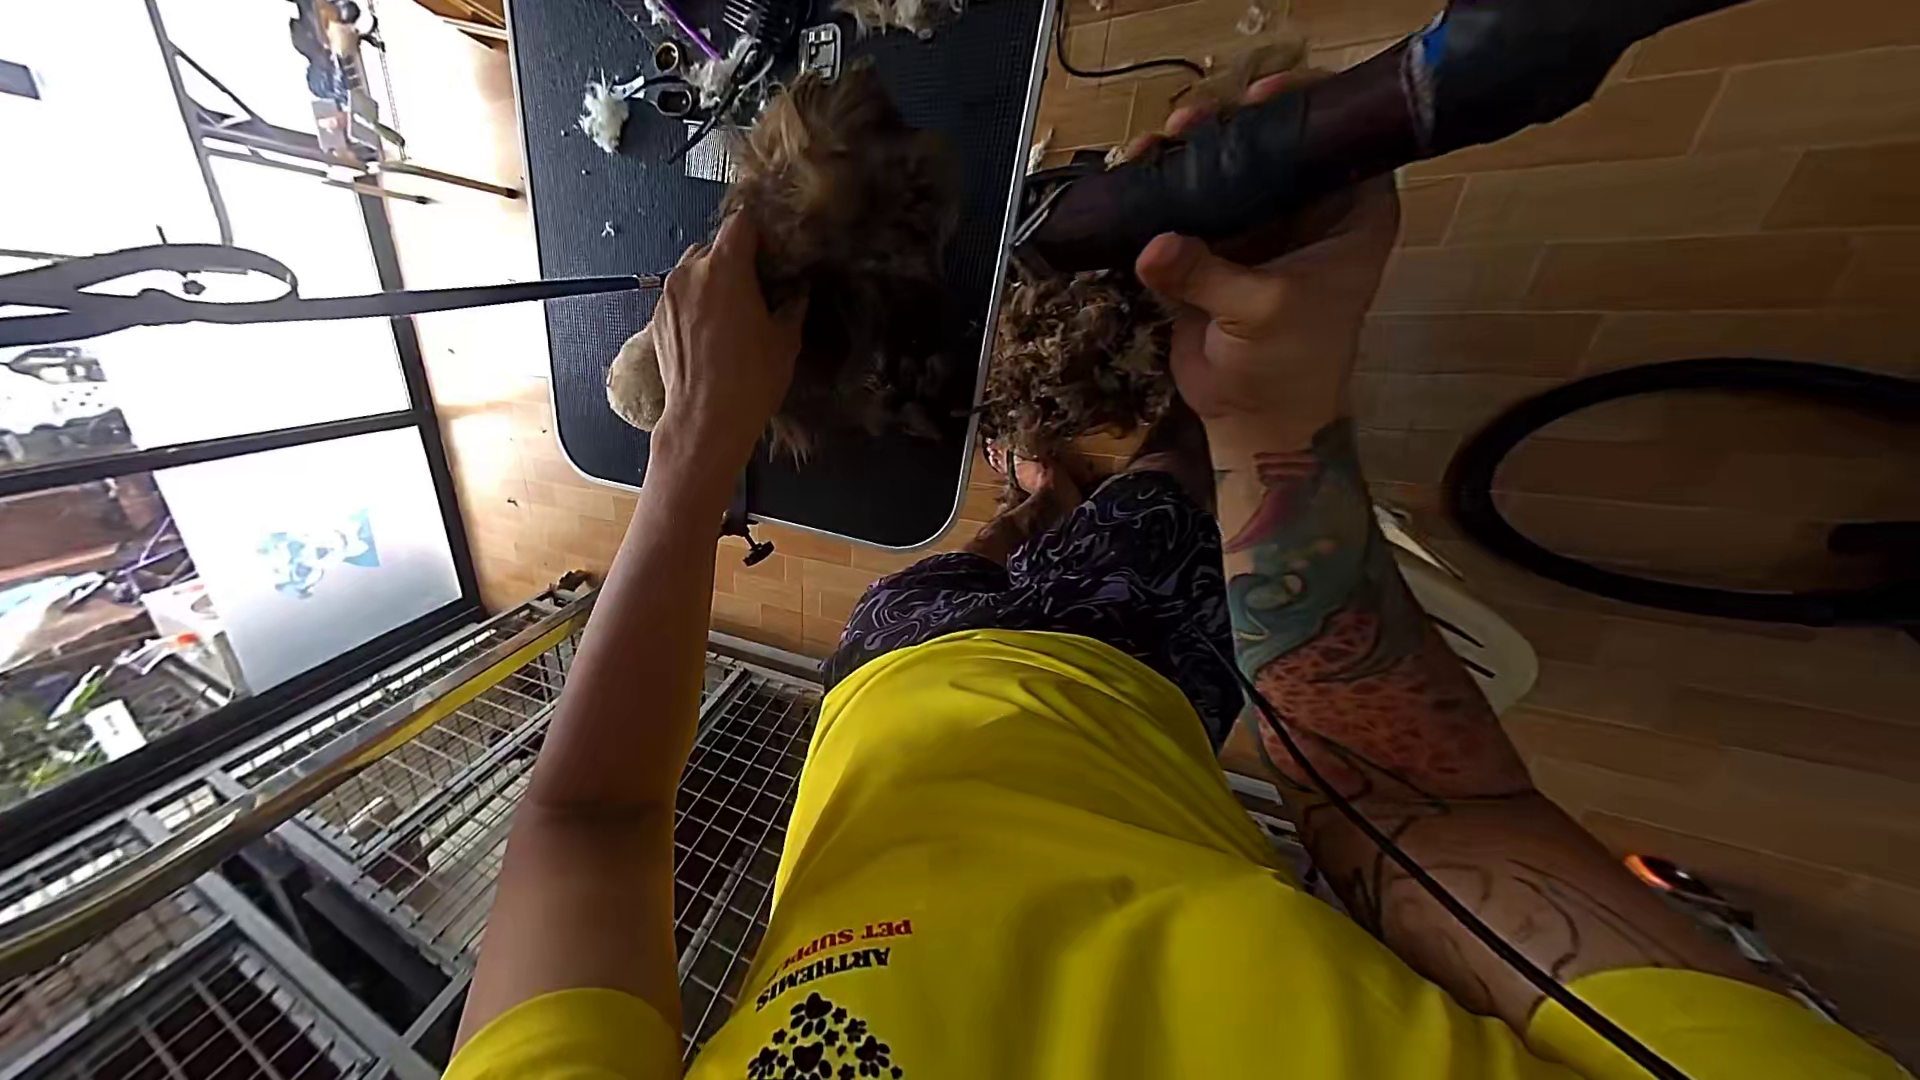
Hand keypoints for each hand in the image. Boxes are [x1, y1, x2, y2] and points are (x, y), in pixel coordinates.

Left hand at [650, 213, 807, 473]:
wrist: (707, 418)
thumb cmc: (752, 378)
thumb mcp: (785, 343)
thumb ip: (792, 309)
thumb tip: (797, 295)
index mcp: (726, 268)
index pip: (742, 225)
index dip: (761, 237)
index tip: (774, 259)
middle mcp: (691, 272)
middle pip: (715, 247)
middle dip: (737, 262)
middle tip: (758, 291)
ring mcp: (670, 294)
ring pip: (695, 271)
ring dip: (715, 282)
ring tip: (735, 315)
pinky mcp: (658, 318)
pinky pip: (682, 296)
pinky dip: (698, 304)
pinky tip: (715, 335)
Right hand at [1130, 73, 1398, 444]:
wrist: (1254, 419)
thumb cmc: (1286, 364)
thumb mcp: (1260, 311)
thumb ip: (1207, 274)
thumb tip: (1148, 247)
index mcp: (1345, 215)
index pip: (1330, 140)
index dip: (1299, 107)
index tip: (1256, 98)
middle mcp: (1300, 218)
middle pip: (1263, 155)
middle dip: (1223, 136)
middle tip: (1185, 126)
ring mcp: (1251, 242)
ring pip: (1217, 189)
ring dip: (1183, 171)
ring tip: (1148, 153)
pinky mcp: (1208, 268)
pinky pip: (1182, 229)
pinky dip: (1157, 214)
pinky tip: (1132, 191)